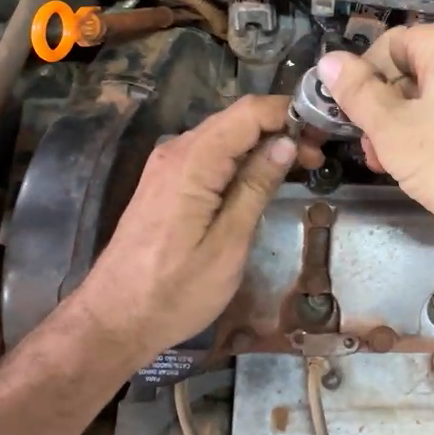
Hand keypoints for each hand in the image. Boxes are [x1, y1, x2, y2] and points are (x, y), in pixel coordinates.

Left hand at [69, 95, 315, 360]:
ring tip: (300, 166)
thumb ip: (256, 188)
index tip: (322, 134)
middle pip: (238, 118)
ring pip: (226, 134)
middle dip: (281, 127)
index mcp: (193, 162)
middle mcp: (177, 151)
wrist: (111, 322)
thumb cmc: (174, 292)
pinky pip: (211, 153)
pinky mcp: (166, 181)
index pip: (249, 112)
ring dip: (264, 142)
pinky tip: (263, 177)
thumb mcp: (227, 246)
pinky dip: (242, 156)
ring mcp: (168, 165)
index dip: (289, 113)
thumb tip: (287, 143)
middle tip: (317, 155)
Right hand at [316, 23, 433, 247]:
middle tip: (374, 152)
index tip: (350, 119)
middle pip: (415, 72)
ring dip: (411, 130)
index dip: (361, 80)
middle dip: (386, 112)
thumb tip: (330, 60)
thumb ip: (358, 95)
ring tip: (402, 170)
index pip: (388, 45)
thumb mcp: (396, 131)